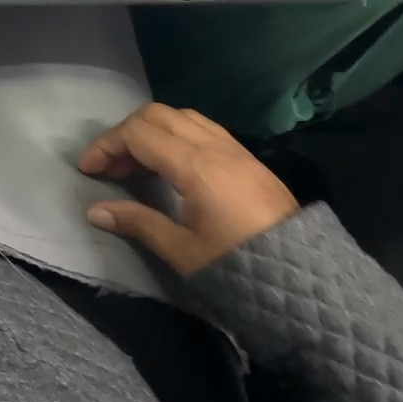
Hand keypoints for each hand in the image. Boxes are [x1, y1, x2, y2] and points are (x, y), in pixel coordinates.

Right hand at [78, 103, 298, 275]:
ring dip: (151, 130)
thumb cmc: (242, 267)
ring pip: (181, 116)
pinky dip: (176, 134)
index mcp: (196, 167)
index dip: (105, 146)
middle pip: (156, 115)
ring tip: (137, 162)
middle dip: (124, 133)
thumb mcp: (183, 251)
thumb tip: (94, 211)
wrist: (314, 286)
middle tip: (111, 165)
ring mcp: (236, 151)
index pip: (137, 134)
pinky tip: (170, 162)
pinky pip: (204, 128)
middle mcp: (216, 148)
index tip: (88, 170)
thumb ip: (137, 223)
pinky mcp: (250, 160)